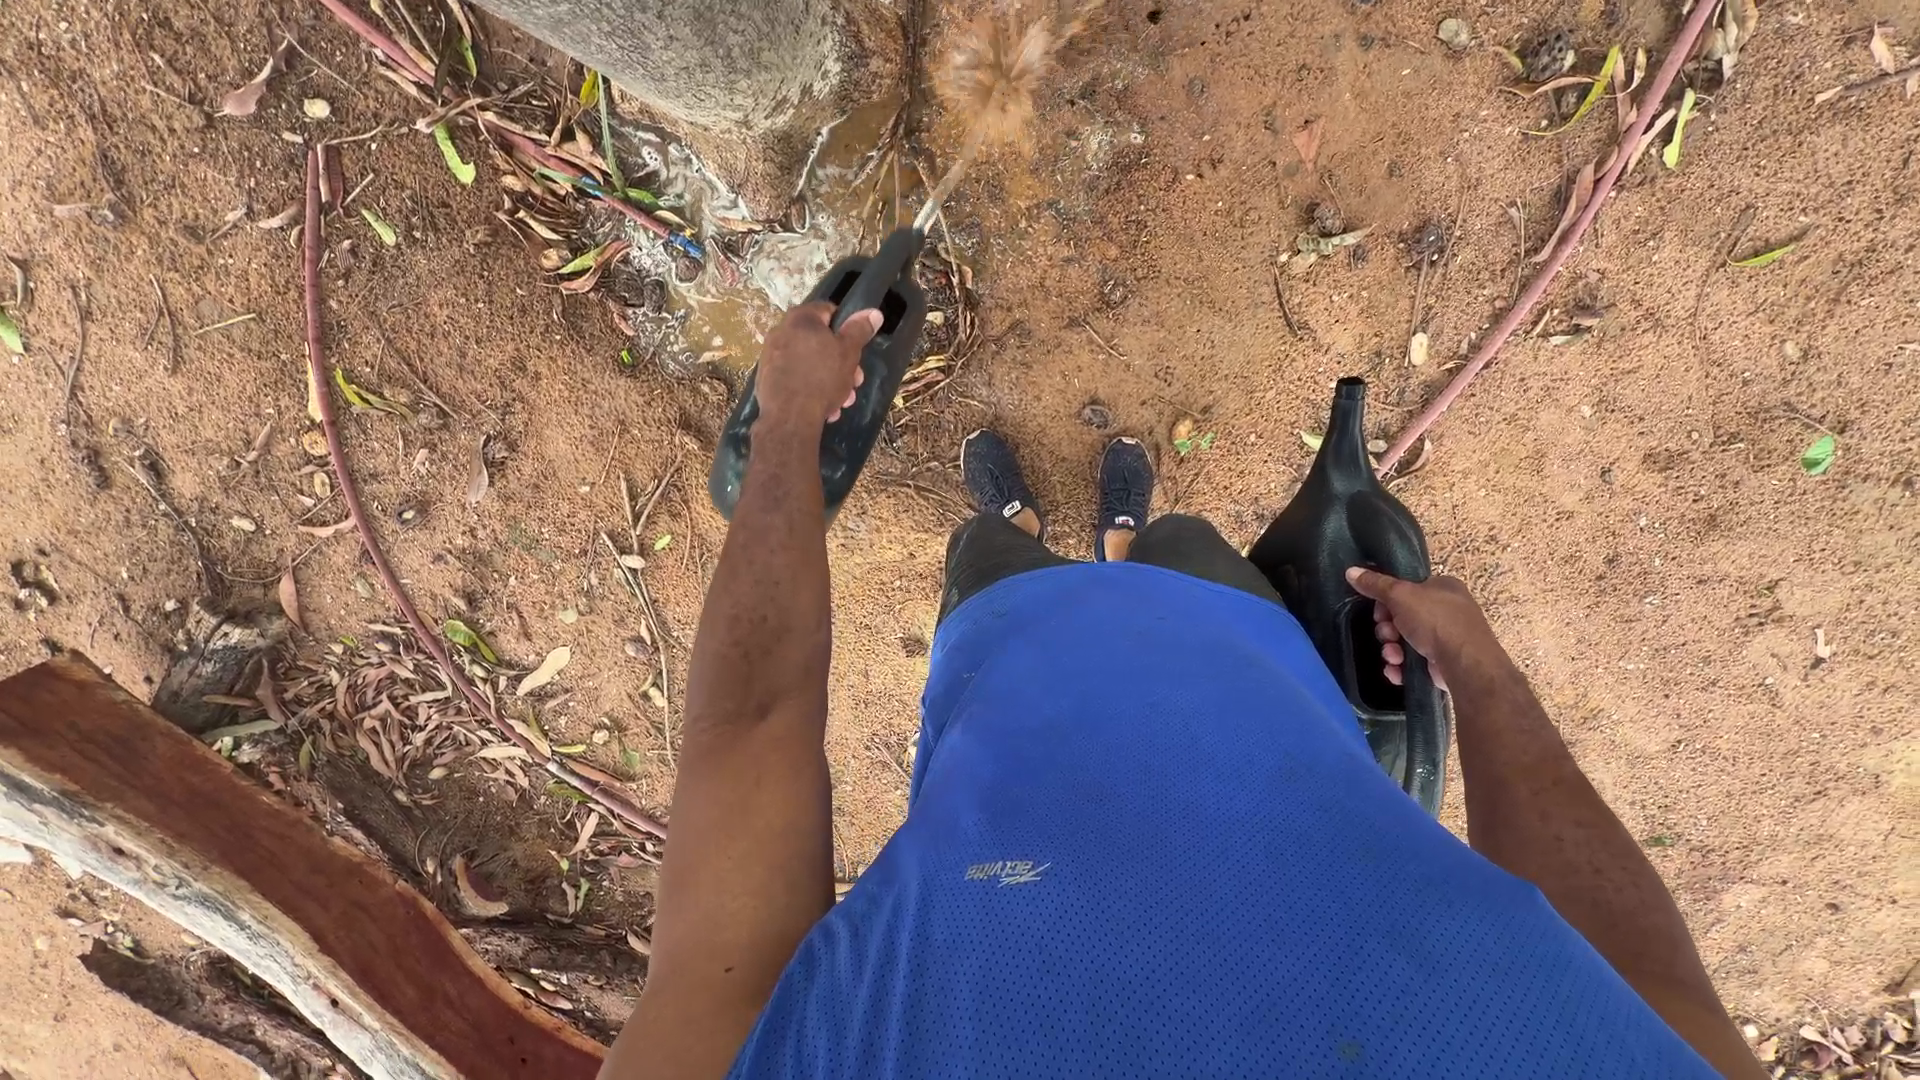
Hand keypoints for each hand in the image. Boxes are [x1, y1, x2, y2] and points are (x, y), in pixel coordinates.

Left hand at [754, 302, 882, 430]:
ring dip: (830, 380)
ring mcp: (771, 356)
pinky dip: (811, 389)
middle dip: (841, 363)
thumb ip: (860, 330)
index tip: (856, 350)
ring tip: (842, 401)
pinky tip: (824, 408)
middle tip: (854, 382)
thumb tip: (873, 312)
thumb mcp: (848, 352)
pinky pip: (795, 378)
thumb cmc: (822, 378)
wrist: (789, 417)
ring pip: (810, 363)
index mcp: (801, 318)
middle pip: (820, 341)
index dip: (847, 329)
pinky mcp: (767, 379)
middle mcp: (781, 331)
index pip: (829, 311)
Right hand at [1344, 568, 1502, 690]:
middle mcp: (1447, 610)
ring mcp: (1446, 637)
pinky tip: (1397, 670)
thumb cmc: (1435, 621)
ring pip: (1404, 640)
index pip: (1406, 588)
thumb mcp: (1400, 595)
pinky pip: (1413, 660)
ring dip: (1391, 649)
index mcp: (1443, 587)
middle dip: (1387, 629)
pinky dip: (1401, 666)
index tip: (1380, 611)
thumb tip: (1350, 571)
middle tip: (1388, 634)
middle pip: (1401, 616)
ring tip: (1394, 656)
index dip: (1386, 600)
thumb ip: (1375, 584)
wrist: (1465, 664)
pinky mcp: (1442, 661)